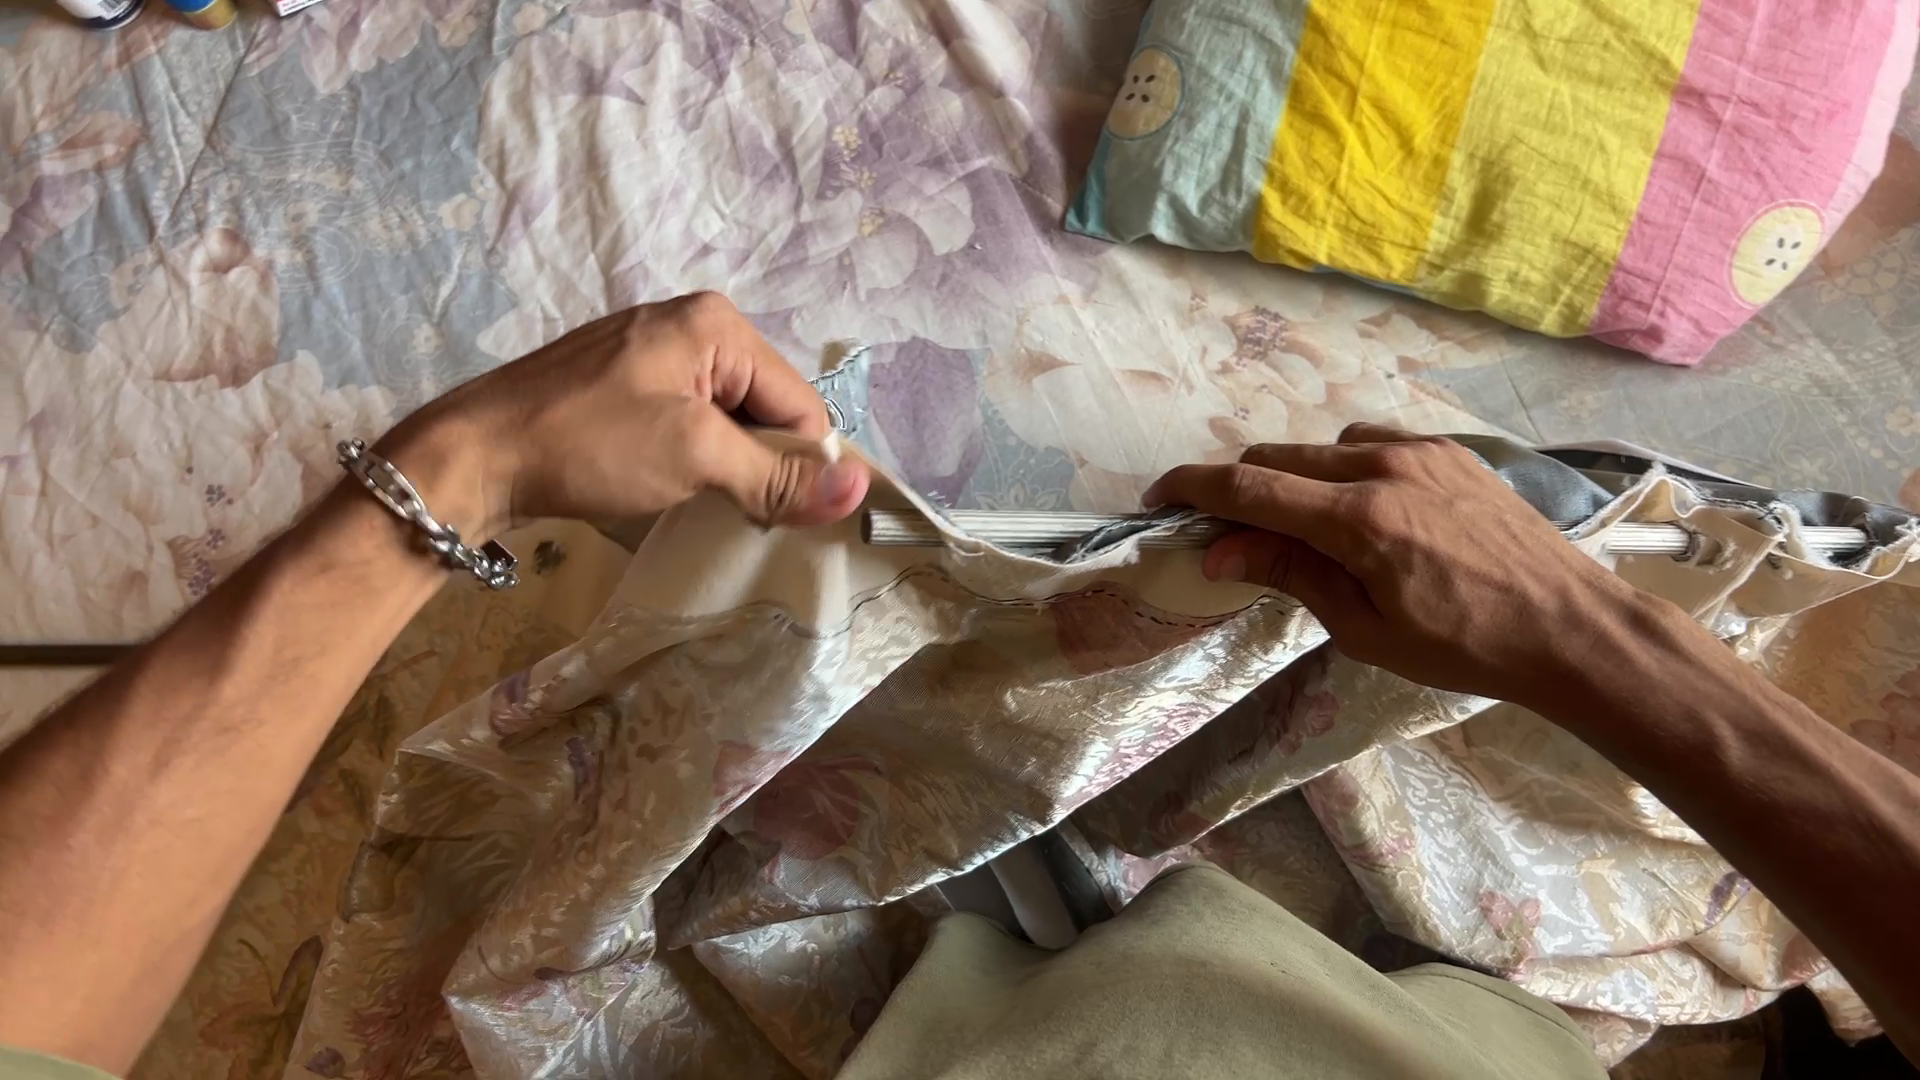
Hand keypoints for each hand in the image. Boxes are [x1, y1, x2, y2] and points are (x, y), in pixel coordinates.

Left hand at [375, 293, 868, 541]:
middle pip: (769, 410)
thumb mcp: (696, 457)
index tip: (779, 511)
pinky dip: (702, 457)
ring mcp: (660, 352)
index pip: (800, 405)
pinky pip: (698, 420)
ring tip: (698, 493)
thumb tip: (860, 490)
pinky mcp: (634, 381)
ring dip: (732, 465)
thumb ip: (779, 476)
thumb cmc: (590, 444)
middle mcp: (696, 326)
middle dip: (762, 462)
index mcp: (719, 325)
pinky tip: (675, 479)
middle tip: (732, 504)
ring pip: (735, 420)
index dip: (799, 464)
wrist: (472, 457)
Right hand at [1144, 423, 1671, 708]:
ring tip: (1302, 524)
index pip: (1248, 488)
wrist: (1574, 628)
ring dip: (1287, 478)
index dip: (1192, 488)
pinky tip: (1357, 502)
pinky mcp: (1445, 450)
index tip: (1158, 497)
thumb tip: (1216, 552)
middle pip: (1273, 458)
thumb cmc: (1461, 645)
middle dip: (1236, 488)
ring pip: (1316, 446)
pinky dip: (1336, 465)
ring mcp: (1418, 450)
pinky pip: (1364, 440)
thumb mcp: (1361, 625)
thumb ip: (1287, 572)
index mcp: (1358, 519)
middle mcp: (1382, 466)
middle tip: (1228, 531)